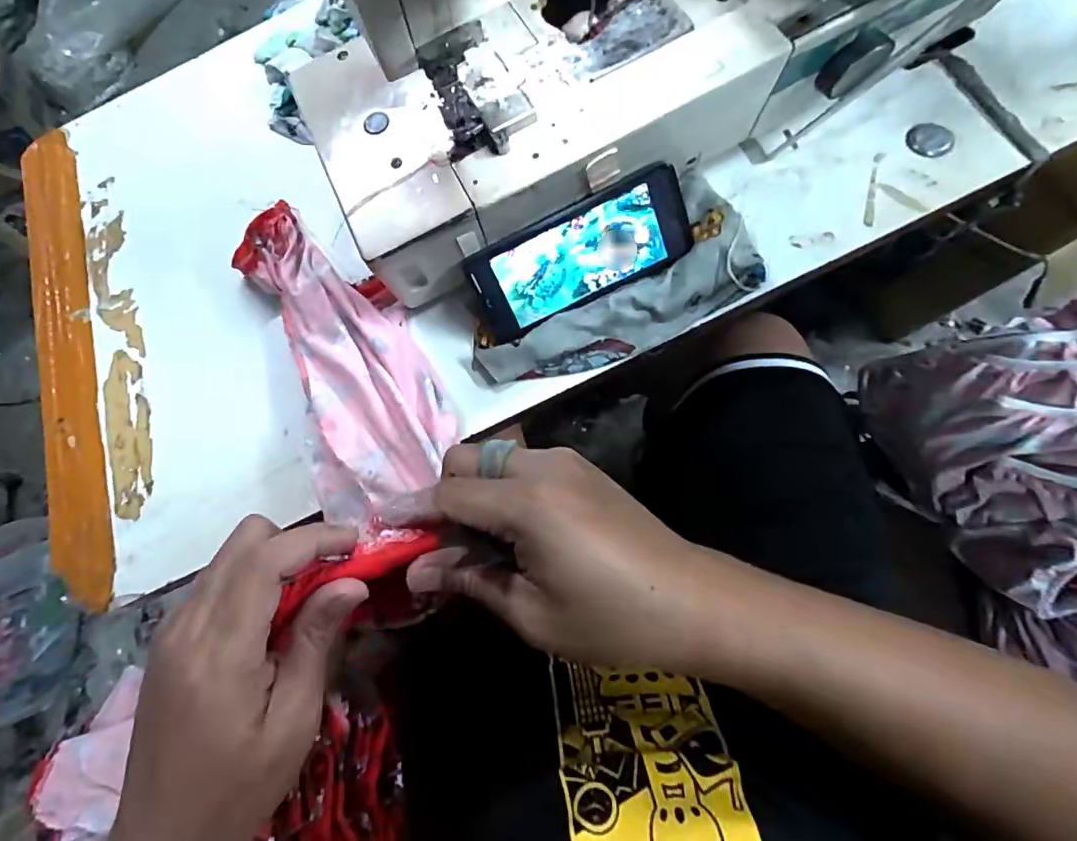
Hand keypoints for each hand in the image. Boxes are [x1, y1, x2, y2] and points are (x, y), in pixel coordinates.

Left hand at [111, 516, 366, 840]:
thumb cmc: (236, 788)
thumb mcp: (292, 722)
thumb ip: (316, 642)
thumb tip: (351, 582)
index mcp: (219, 648)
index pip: (266, 558)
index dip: (315, 538)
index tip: (356, 542)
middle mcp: (187, 624)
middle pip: (244, 540)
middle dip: (295, 543)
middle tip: (333, 572)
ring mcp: (171, 630)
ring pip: (229, 556)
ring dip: (274, 560)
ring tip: (309, 597)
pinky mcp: (167, 641)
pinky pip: (215, 582)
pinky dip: (251, 581)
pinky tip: (272, 620)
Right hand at [404, 442, 738, 670]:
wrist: (694, 601)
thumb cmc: (610, 620)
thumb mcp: (532, 613)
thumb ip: (470, 580)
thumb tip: (417, 571)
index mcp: (525, 500)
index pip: (448, 492)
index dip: (411, 511)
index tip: (382, 529)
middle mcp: (542, 465)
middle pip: (468, 457)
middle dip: (443, 492)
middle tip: (440, 544)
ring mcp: (567, 461)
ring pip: (496, 456)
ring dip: (474, 488)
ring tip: (478, 541)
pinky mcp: (583, 469)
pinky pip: (525, 465)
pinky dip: (504, 487)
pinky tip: (514, 531)